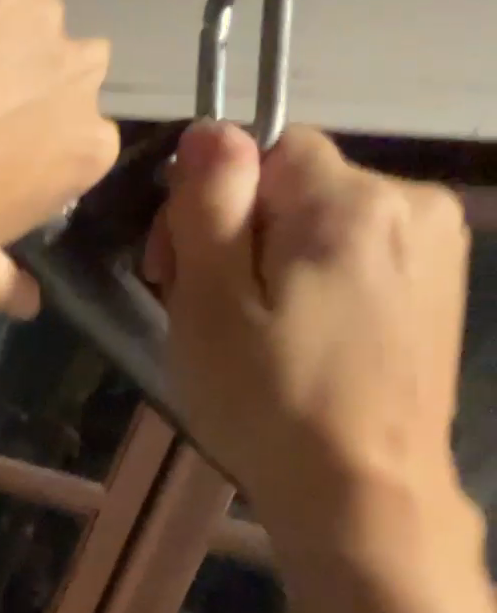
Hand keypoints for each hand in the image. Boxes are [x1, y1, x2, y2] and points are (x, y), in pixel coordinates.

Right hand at [145, 123, 473, 541]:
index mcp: (347, 205)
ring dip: (267, 259)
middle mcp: (409, 203)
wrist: (356, 480)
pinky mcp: (436, 281)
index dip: (206, 202)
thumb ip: (209, 210)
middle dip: (234, 233)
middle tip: (201, 310)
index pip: (263, 149)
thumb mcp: (208, 304)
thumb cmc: (264, 397)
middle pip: (292, 183)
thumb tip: (208, 132)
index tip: (176, 270)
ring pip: (320, 218)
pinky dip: (308, 280)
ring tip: (245, 330)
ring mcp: (434, 243)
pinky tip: (291, 334)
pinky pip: (352, 250)